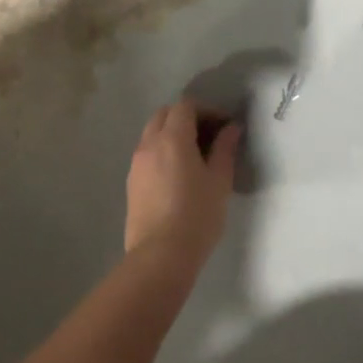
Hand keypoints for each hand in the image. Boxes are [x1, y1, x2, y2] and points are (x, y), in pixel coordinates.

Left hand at [124, 99, 239, 260]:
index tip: (224, 126)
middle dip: (187, 117)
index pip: (186, 106)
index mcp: (172, 139)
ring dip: (172, 134)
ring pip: (152, 133)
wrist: (160, 256)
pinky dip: (162, 151)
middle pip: (165, 115)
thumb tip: (231, 128)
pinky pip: (147, 154)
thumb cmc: (197, 215)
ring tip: (195, 156)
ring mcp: (136, 164)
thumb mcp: (219, 181)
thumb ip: (225, 149)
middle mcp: (149, 145)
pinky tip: (178, 174)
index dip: (207, 110)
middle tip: (209, 136)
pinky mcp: (131, 183)